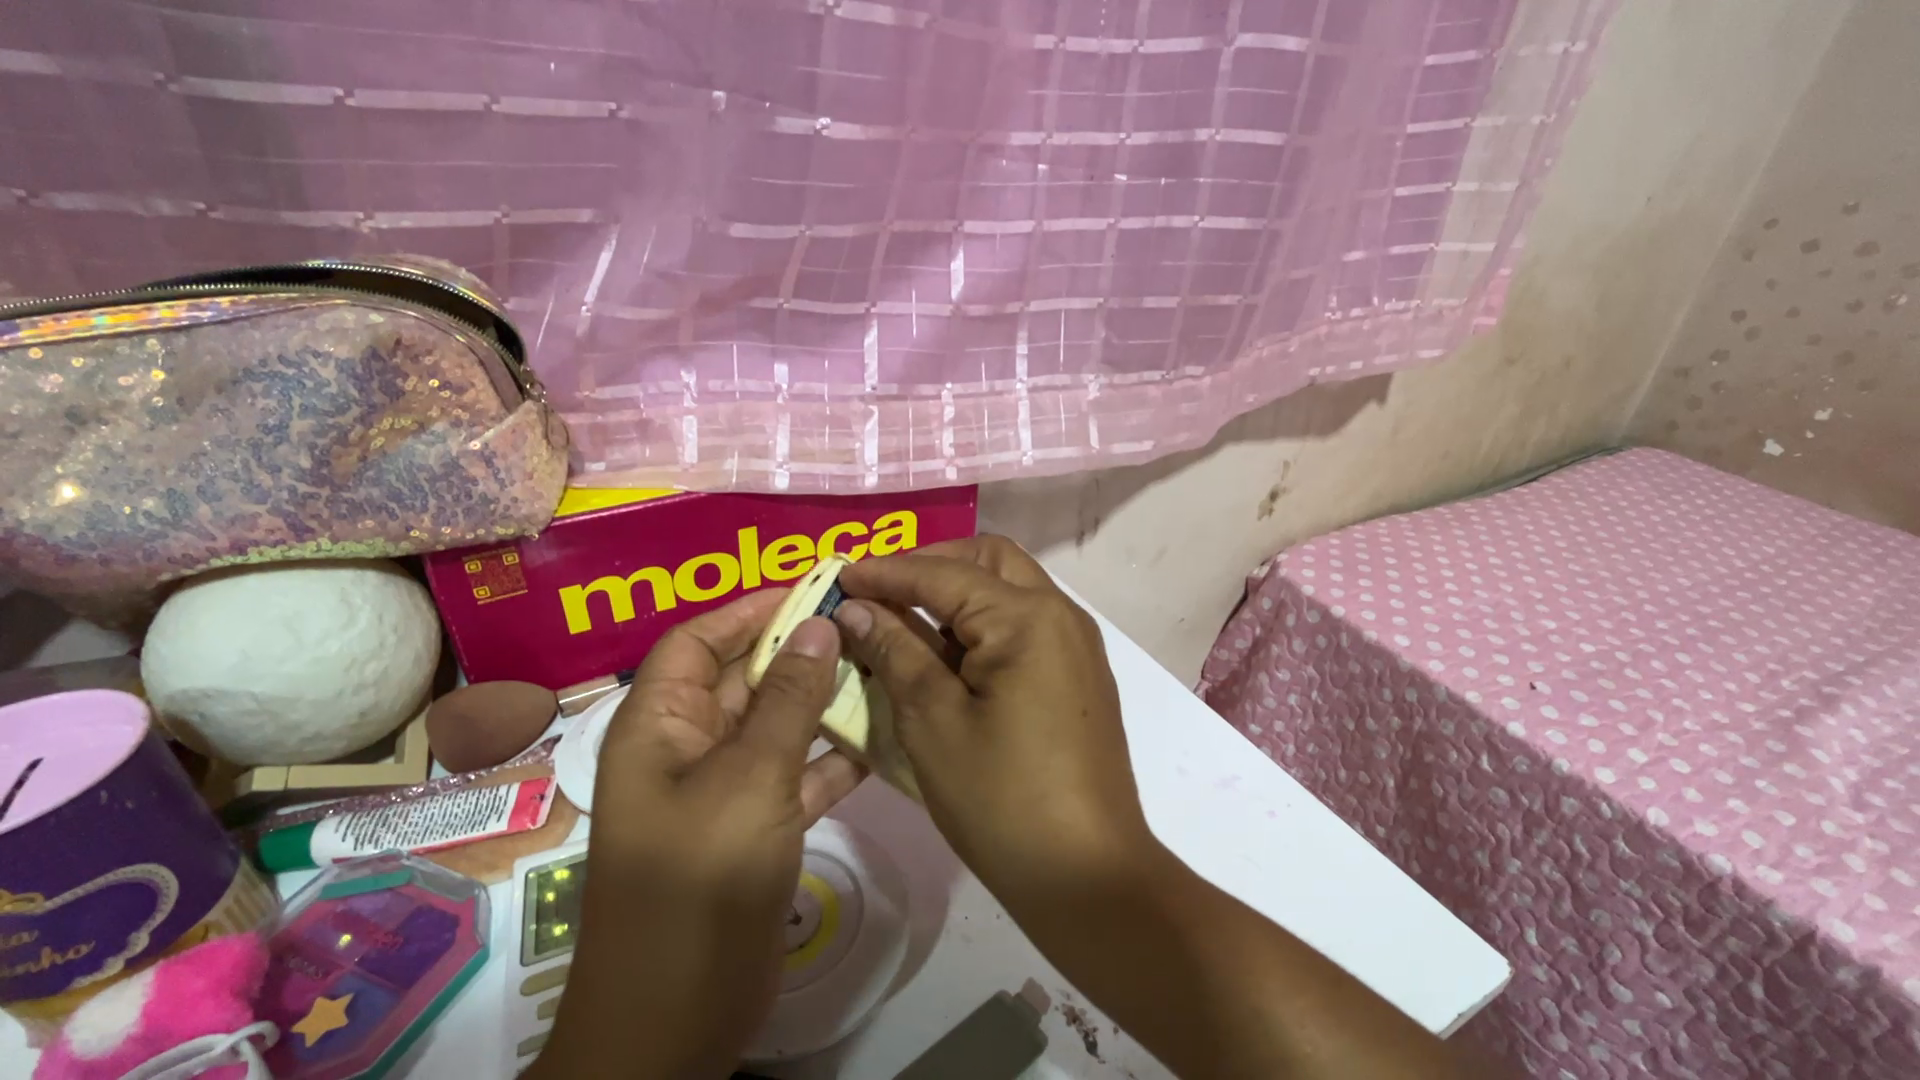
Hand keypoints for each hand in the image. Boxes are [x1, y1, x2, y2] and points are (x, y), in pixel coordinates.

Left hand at [535, 590, 863, 1079]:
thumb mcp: (748, 777)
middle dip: (797, 652)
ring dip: (822, 704)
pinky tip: (881, 741)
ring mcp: (723, 793)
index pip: (698, 642)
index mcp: (660, 725)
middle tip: (865, 624)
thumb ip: (787, 700)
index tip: (814, 588)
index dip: (750, 610)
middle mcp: (687, 750)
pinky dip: (831, 760)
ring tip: (883, 670)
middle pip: (743, 680)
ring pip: (776, 728)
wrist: (678, 1012)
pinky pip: (795, 777)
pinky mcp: (755, 831)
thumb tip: (820, 625)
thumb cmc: (700, 877)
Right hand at [834, 535, 1159, 911]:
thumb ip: (895, 651)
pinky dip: (981, 629)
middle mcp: (1061, 616)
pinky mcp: (1077, 679)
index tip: (838, 576)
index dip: (886, 571)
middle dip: (931, 567)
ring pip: (1009, 592)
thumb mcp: (932, 720)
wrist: (1088, 874)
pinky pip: (1024, 629)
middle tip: (881, 594)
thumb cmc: (1001, 798)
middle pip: (989, 562)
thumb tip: (859, 608)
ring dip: (957, 598)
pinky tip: (944, 662)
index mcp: (1027, 617)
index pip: (943, 573)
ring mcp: (1076, 648)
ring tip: (903, 627)